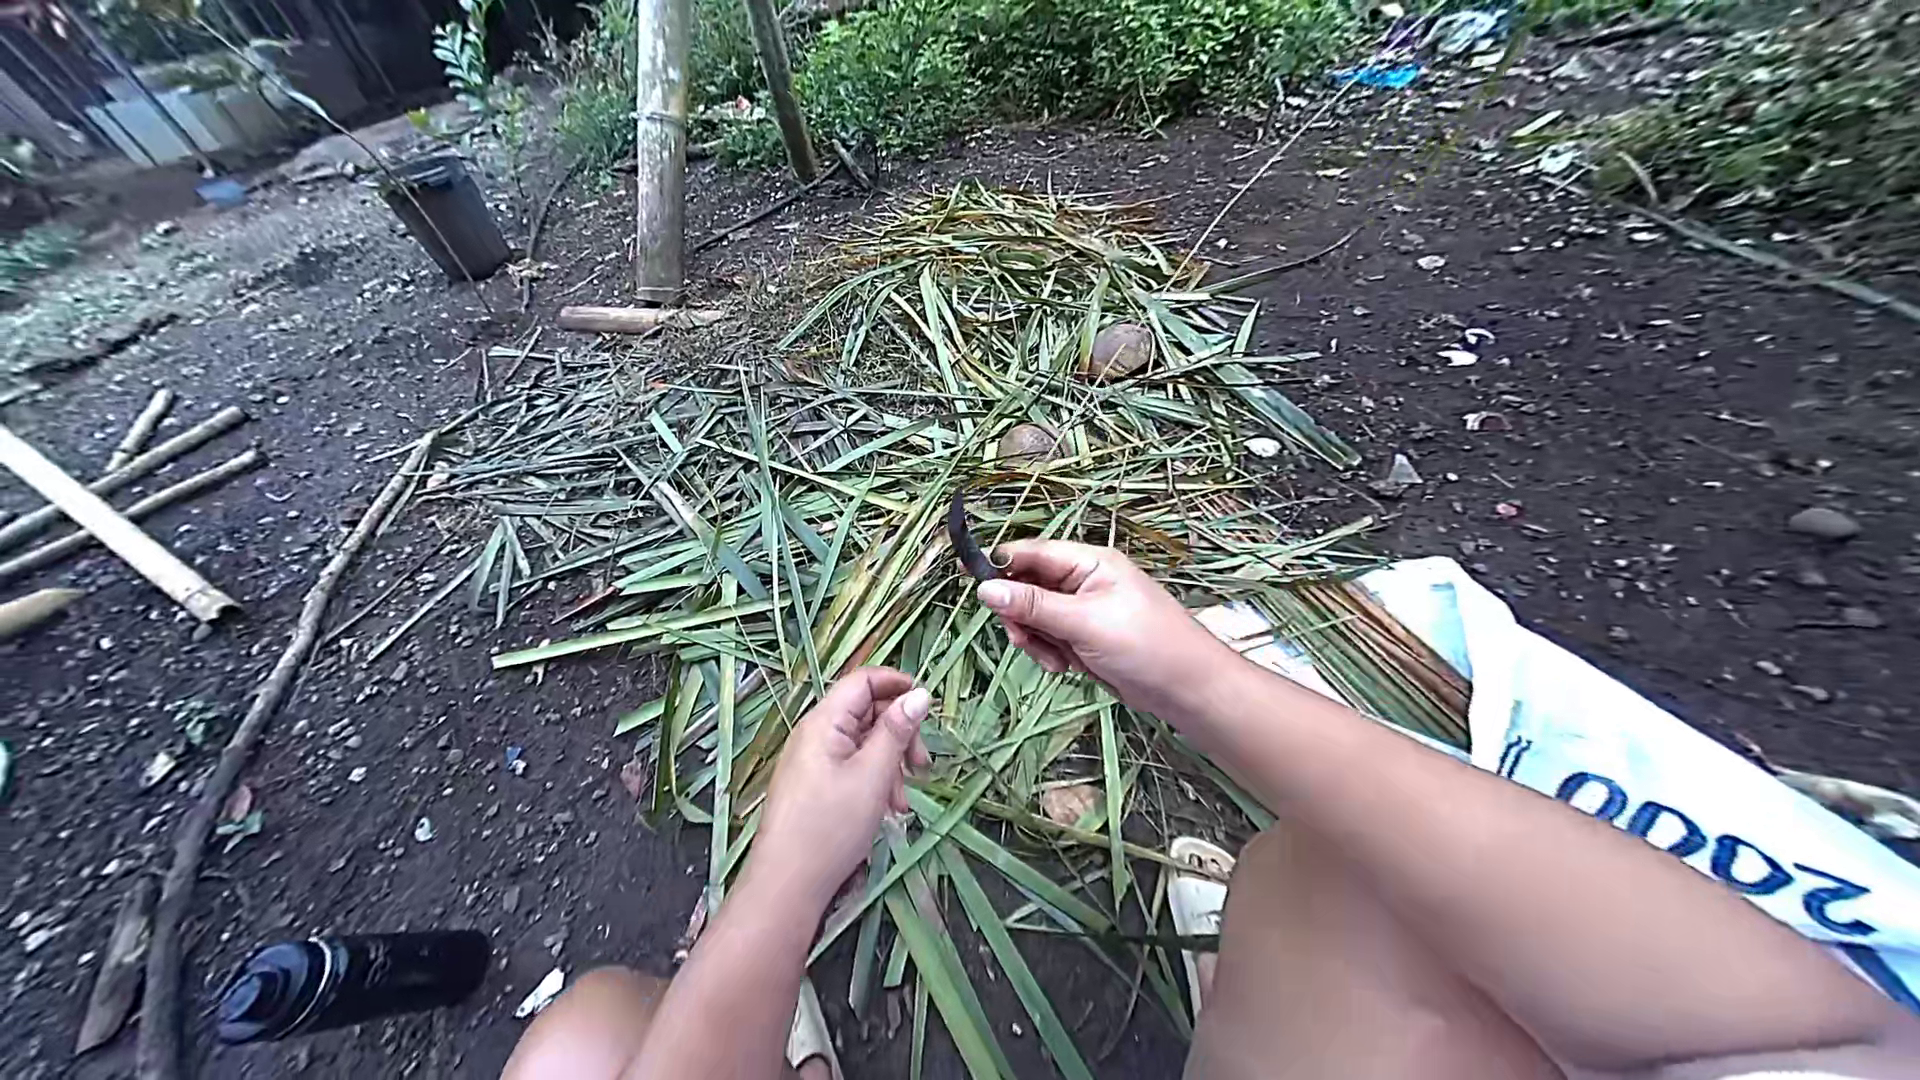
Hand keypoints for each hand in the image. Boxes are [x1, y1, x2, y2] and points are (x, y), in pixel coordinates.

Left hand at [753, 668, 930, 903]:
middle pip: (866, 711)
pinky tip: (888, 808)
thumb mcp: (874, 774)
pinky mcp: (814, 783)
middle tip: (922, 765)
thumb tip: (919, 694)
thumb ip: (897, 730)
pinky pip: (852, 765)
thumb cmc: (831, 826)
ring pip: (863, 741)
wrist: (785, 888)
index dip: (897, 684)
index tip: (926, 705)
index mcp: (825, 721)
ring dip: (891, 761)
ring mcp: (813, 759)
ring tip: (902, 800)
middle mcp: (815, 733)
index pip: (863, 680)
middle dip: (900, 732)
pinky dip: (875, 778)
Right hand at [976, 540, 1237, 720]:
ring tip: (1055, 659)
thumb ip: (1034, 605)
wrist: (1186, 689)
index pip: (1032, 554)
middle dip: (1020, 614)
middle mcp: (1082, 580)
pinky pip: (1048, 637)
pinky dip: (1048, 652)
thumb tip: (985, 588)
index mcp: (1087, 562)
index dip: (999, 564)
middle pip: (1027, 587)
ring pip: (1034, 616)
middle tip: (1023, 639)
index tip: (969, 580)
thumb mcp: (1084, 621)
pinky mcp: (1082, 636)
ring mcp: (1081, 609)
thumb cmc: (1144, 644)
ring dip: (1035, 639)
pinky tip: (1065, 666)